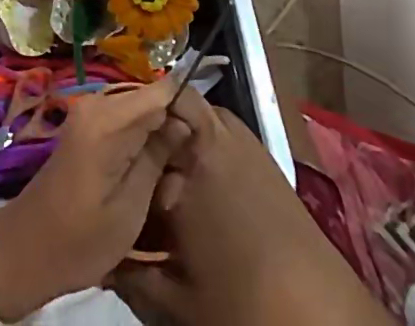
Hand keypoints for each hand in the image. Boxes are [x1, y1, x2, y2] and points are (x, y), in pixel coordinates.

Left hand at [0, 82, 190, 318]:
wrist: (24, 252)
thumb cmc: (80, 238)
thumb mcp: (131, 205)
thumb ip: (158, 155)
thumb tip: (184, 122)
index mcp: (108, 118)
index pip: (164, 90)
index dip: (187, 112)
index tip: (198, 146)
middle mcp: (97, 103)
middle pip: (154, 100)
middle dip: (173, 130)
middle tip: (177, 176)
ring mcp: (89, 113)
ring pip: (143, 112)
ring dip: (158, 140)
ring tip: (163, 183)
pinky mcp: (86, 127)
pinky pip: (126, 122)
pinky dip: (140, 144)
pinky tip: (145, 177)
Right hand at [113, 90, 396, 325]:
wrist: (318, 309)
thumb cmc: (239, 301)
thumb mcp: (172, 297)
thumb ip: (127, 273)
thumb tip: (96, 261)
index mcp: (182, 168)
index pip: (135, 135)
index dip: (113, 144)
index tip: (99, 162)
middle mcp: (210, 139)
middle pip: (166, 108)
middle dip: (144, 127)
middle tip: (127, 159)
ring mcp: (239, 140)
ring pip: (193, 110)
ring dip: (173, 129)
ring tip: (157, 167)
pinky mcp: (260, 151)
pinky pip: (219, 126)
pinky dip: (200, 139)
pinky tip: (193, 179)